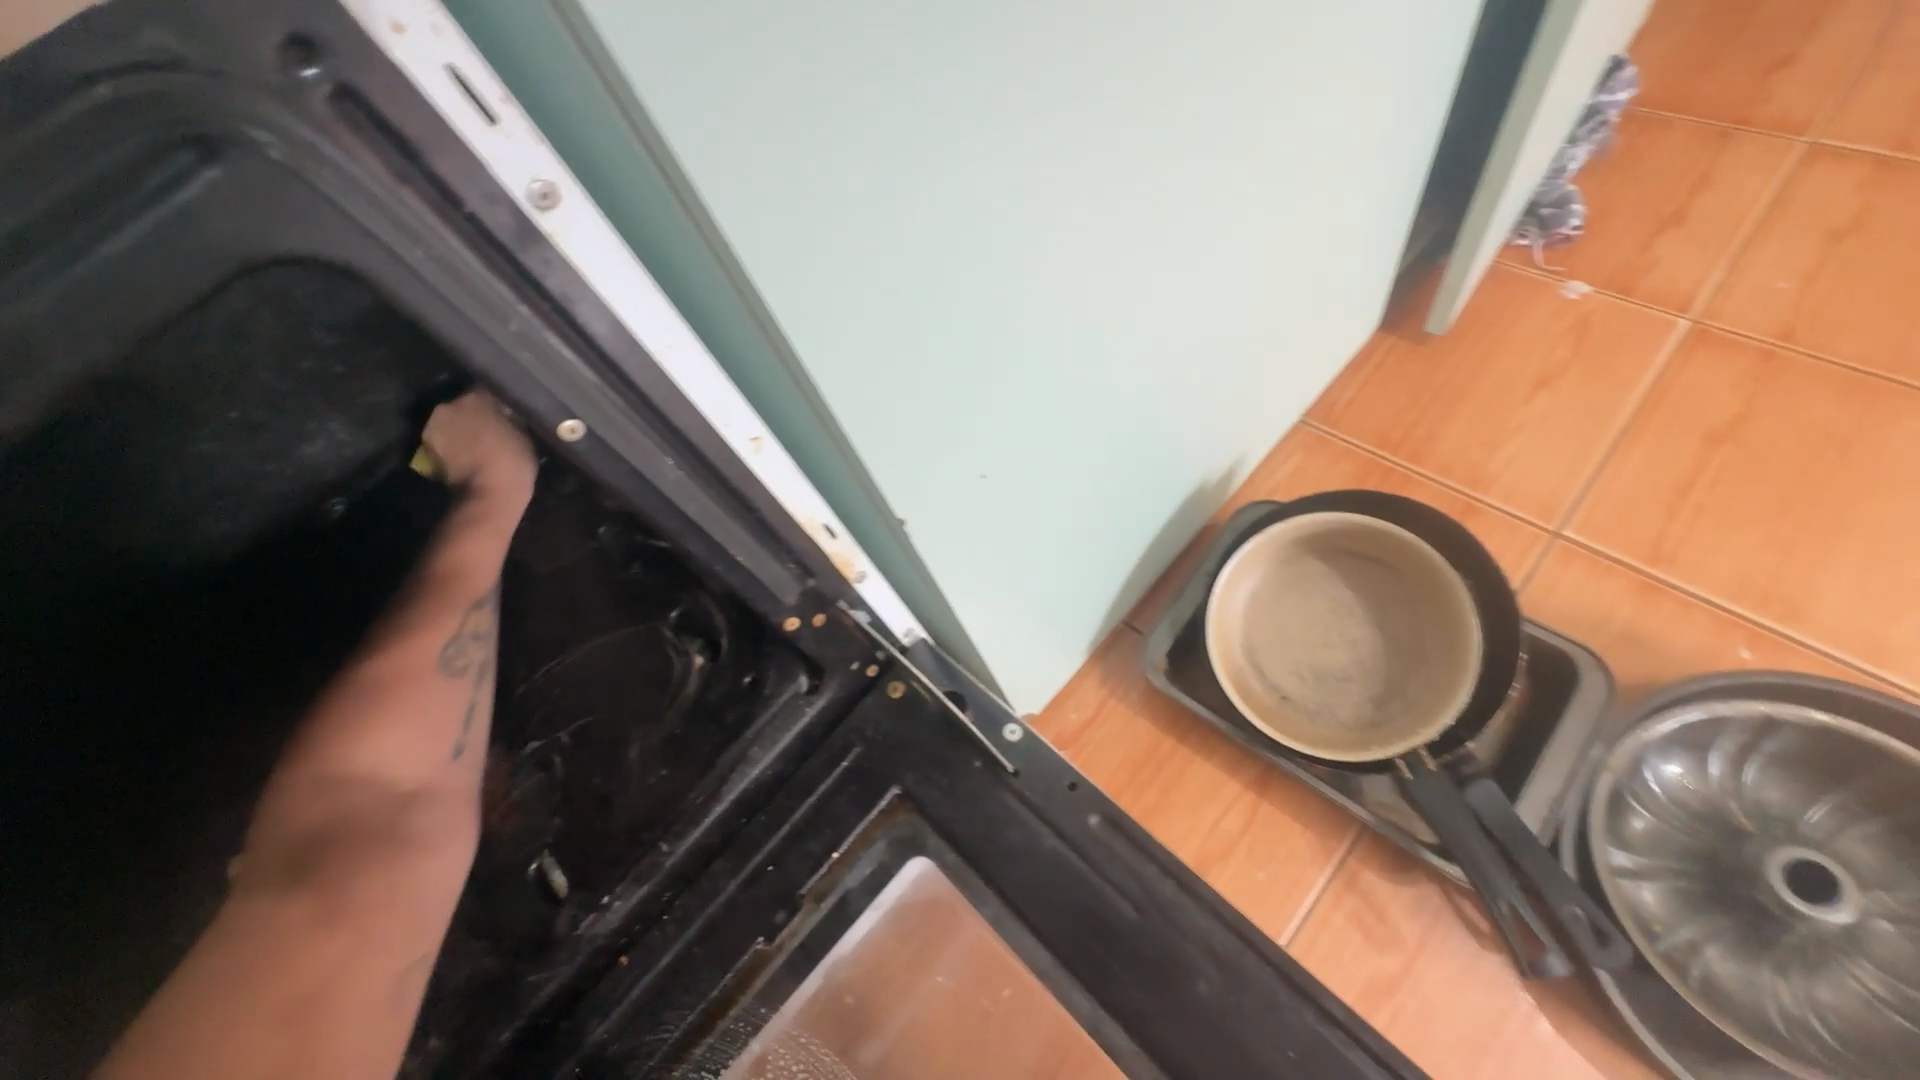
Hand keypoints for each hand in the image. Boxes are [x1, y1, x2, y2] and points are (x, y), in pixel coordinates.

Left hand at [421, 391, 536, 513]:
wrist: (487, 496)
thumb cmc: (514, 463)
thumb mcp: (524, 435)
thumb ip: (511, 418)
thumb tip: (507, 411)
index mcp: (476, 397)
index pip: (487, 390)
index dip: (496, 401)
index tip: (505, 410)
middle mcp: (449, 405)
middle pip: (463, 405)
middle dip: (475, 414)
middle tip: (490, 427)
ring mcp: (433, 426)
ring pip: (451, 421)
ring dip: (461, 428)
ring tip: (477, 442)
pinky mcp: (425, 448)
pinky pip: (443, 438)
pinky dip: (452, 443)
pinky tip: (466, 454)